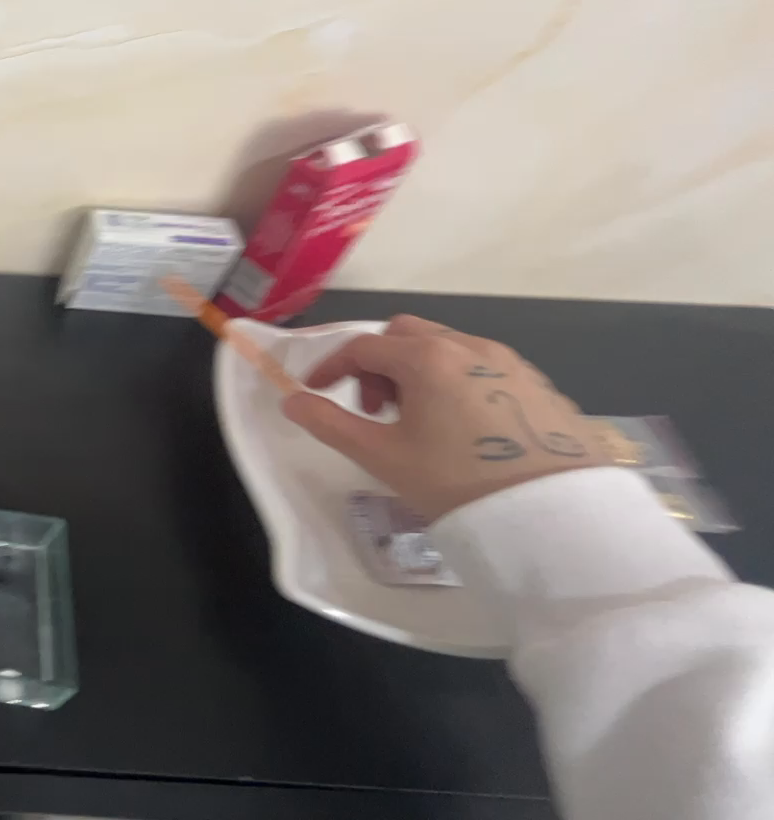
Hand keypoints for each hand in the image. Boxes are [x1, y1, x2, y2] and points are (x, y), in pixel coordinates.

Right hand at [280, 315, 609, 521]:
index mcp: (426, 357)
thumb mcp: (378, 455)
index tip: (315, 391)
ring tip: (416, 418)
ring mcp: (510, 364)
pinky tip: (459, 425)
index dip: (330, 367)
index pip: (361, 346)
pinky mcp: (540, 387)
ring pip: (445, 347)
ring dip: (415, 370)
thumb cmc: (455, 480)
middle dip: (376, 362)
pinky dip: (453, 381)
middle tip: (373, 407)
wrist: (559, 518)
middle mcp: (469, 347)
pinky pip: (480, 367)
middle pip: (404, 334)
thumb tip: (291, 401)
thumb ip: (326, 422)